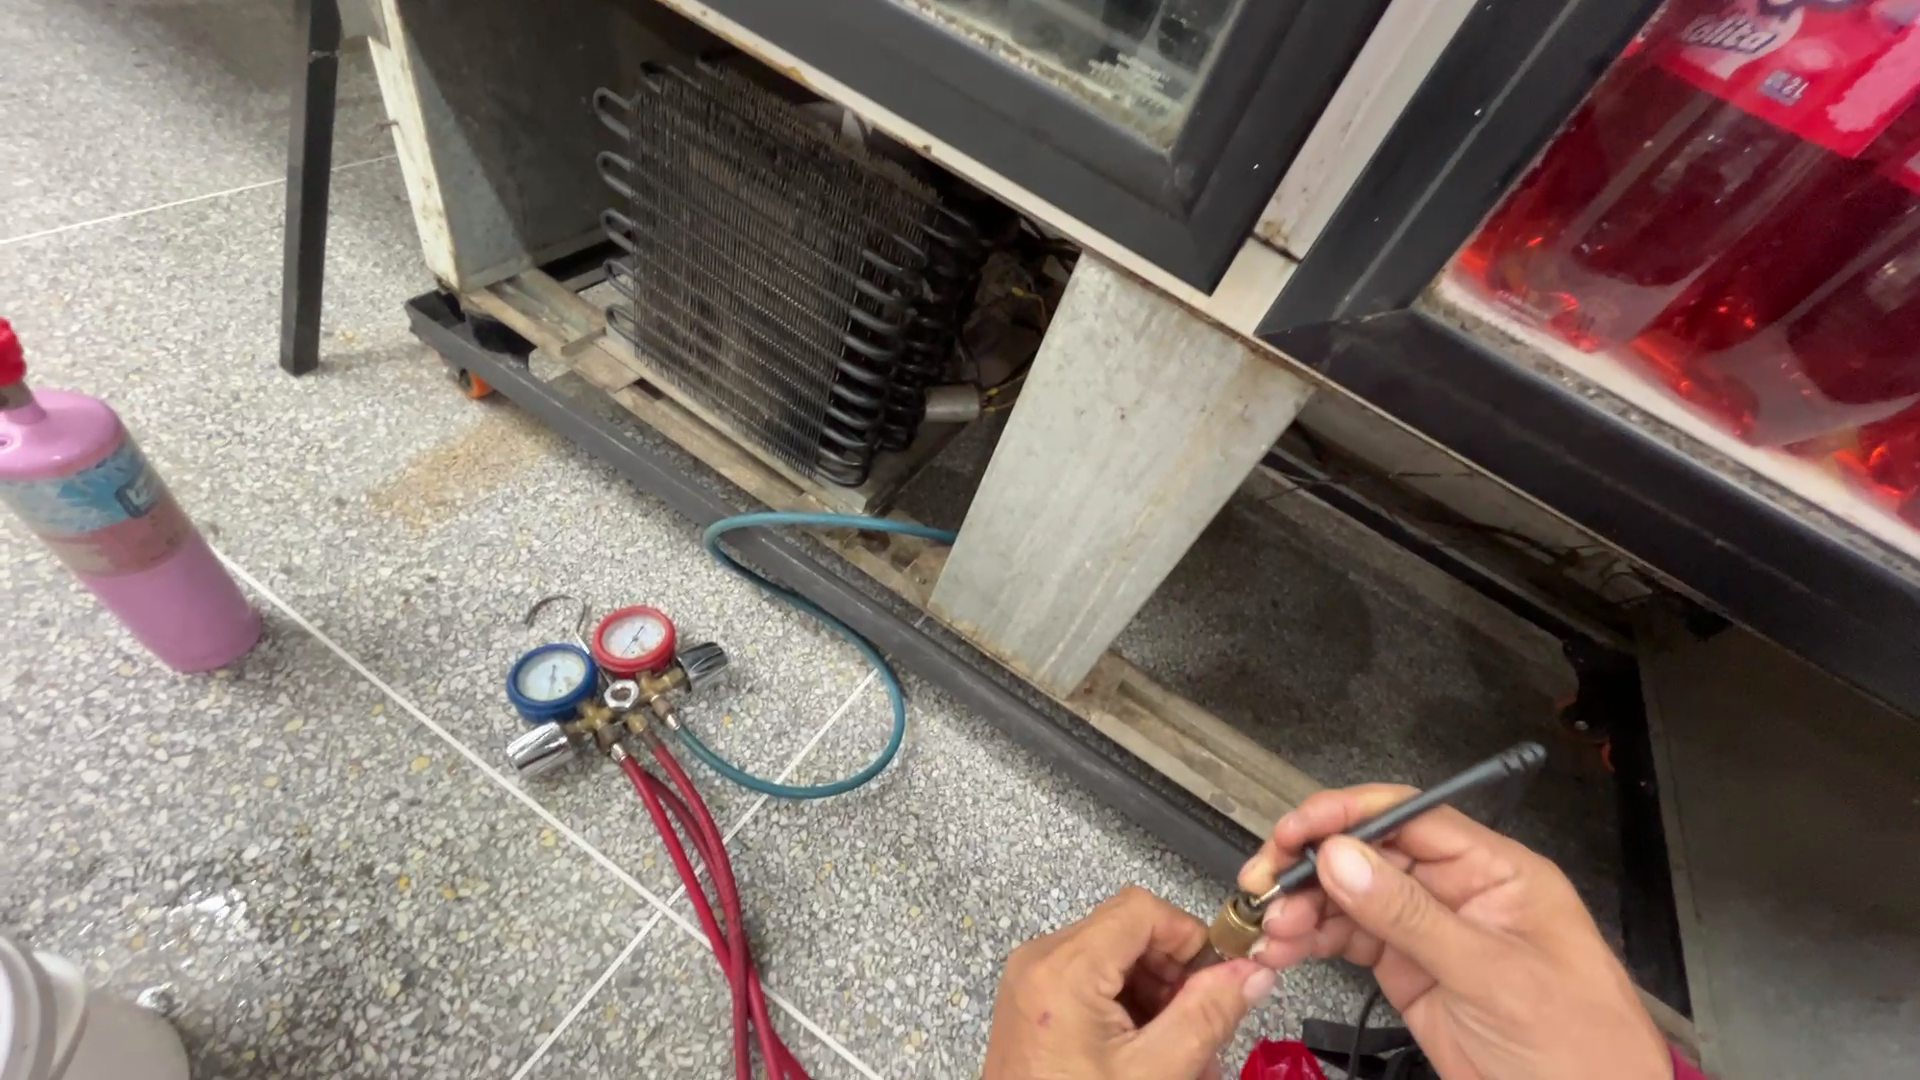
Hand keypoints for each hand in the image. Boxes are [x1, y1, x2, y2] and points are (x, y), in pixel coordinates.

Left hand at [983, 886, 1275, 1079]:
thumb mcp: (1154, 1073)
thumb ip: (1206, 1015)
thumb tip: (1252, 971)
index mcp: (1064, 966)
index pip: (1140, 909)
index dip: (1188, 935)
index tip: (1220, 977)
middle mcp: (1041, 956)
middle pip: (1126, 929)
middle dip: (1174, 971)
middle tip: (1206, 1025)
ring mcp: (1032, 974)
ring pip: (1112, 952)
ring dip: (1155, 991)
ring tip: (1184, 1049)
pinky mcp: (1032, 995)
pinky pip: (1090, 975)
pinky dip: (1126, 1002)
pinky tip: (1149, 1049)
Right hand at [1239, 785, 1670, 1079]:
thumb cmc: (1580, 1059)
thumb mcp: (1496, 981)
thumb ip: (1411, 916)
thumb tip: (1337, 855)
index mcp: (1492, 871)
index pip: (1407, 816)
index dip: (1345, 815)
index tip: (1295, 830)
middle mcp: (1450, 887)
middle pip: (1363, 851)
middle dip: (1308, 864)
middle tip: (1264, 882)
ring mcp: (1421, 926)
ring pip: (1343, 892)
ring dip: (1300, 905)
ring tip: (1269, 928)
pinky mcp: (1400, 963)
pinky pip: (1342, 934)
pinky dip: (1307, 938)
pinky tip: (1282, 947)